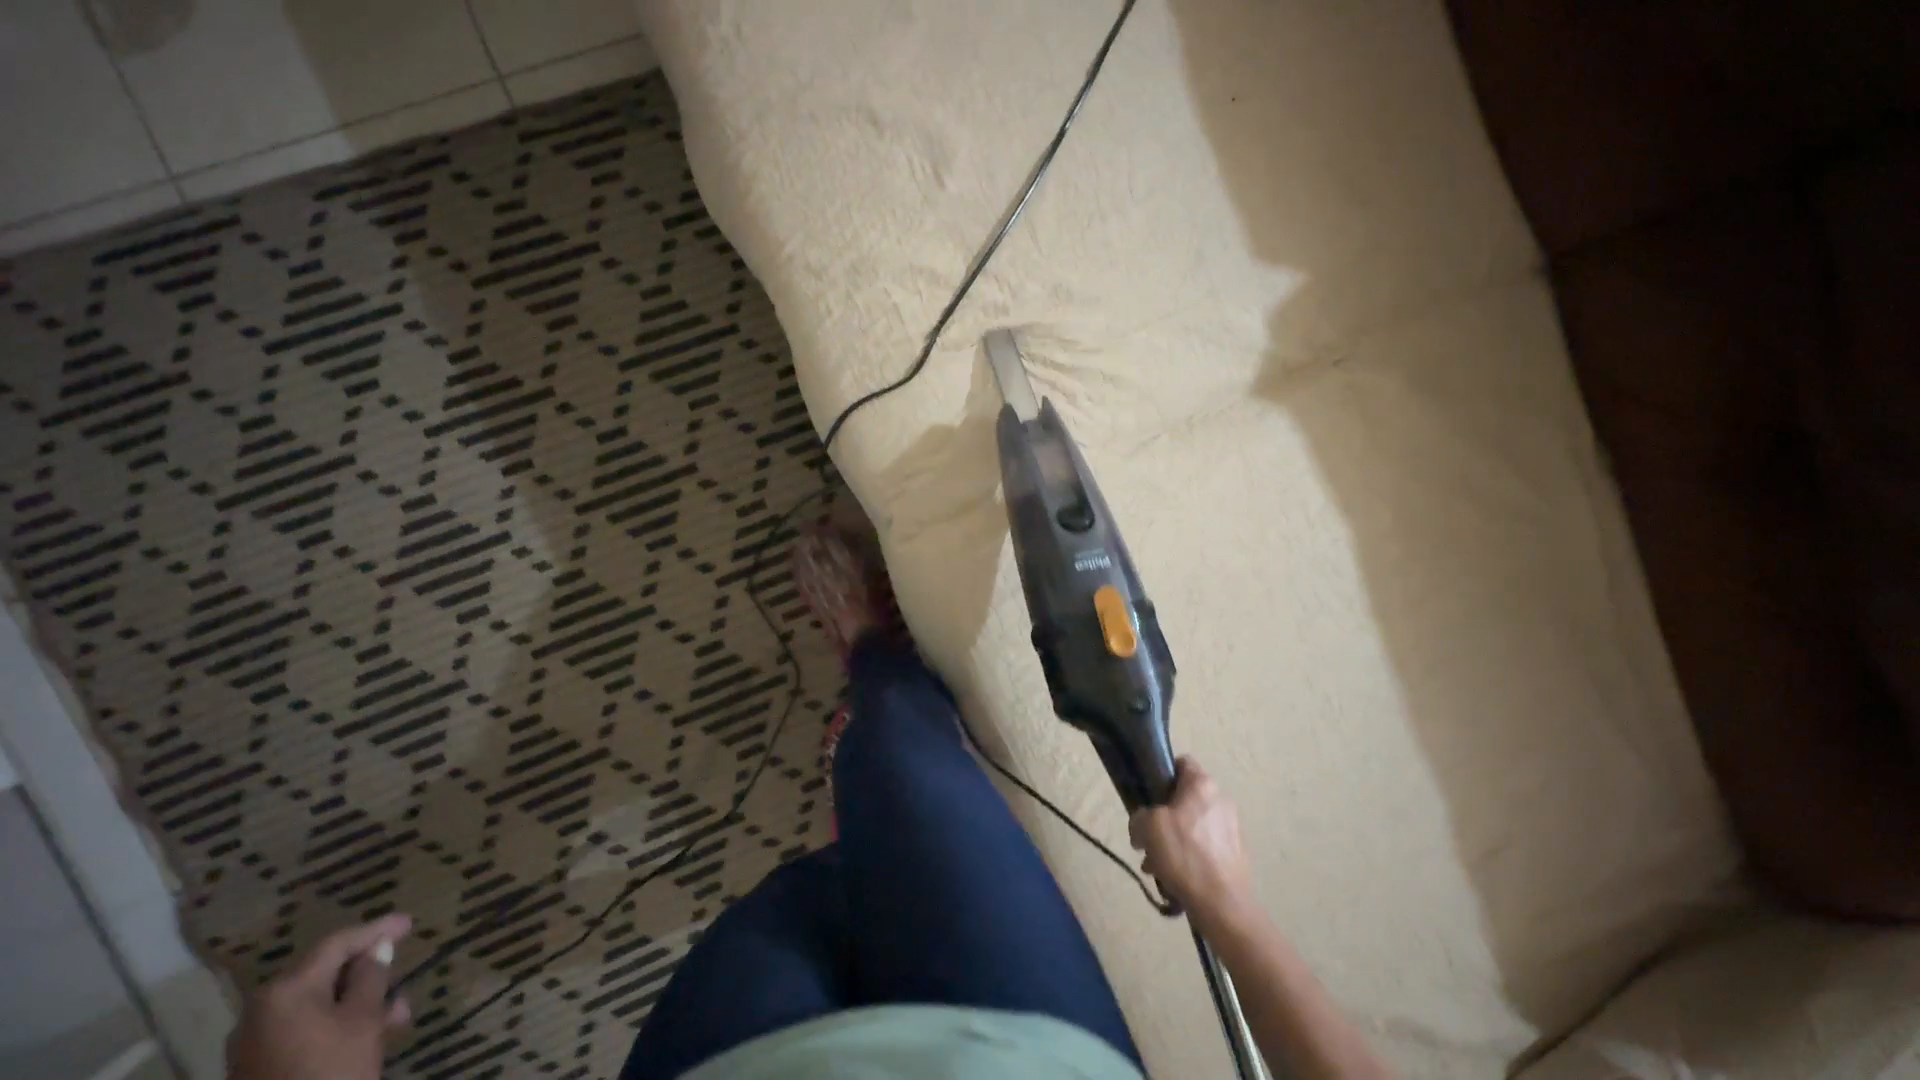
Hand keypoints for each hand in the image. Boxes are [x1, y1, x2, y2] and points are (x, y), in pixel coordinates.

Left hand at [227, 914, 412, 1079]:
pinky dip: (334, 1022)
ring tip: (395, 1014)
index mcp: (286, 990)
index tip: (409, 923)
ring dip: (356, 1001)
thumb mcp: (363, 1022)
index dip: (376, 930)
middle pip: (323, 973)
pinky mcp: (256, 1064)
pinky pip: (301, 1026)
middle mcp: (262, 1007)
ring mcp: (254, 1038)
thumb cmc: (332, 1072)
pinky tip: (364, 1035)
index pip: (336, 944)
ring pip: (315, 1003)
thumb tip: (378, 948)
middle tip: (404, 973)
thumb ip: (372, 977)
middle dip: (367, 973)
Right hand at [1130, 758, 1253, 918]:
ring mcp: (1230, 828)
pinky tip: (1172, 876)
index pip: (1181, 763)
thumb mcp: (1148, 828)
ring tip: (1155, 864)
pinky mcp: (1234, 853)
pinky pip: (1202, 846)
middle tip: (1146, 839)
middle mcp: (1221, 800)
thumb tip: (1143, 825)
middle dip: (1161, 818)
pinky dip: (1186, 856)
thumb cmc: (1185, 855)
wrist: (1223, 903)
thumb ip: (1139, 817)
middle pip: (1183, 799)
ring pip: (1190, 825)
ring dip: (1171, 840)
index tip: (1146, 796)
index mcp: (1203, 785)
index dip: (1161, 774)